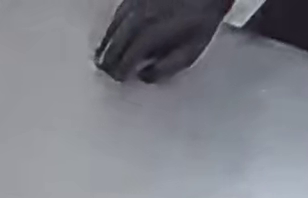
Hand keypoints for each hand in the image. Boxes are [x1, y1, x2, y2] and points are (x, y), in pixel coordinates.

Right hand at [94, 0, 233, 82]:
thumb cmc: (204, 16)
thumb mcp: (191, 52)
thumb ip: (164, 69)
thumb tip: (143, 76)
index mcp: (150, 35)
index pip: (125, 61)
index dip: (119, 73)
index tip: (118, 80)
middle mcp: (140, 17)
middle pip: (115, 44)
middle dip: (108, 61)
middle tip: (105, 72)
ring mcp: (139, 1)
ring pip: (114, 26)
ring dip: (107, 43)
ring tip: (103, 55)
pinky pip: (120, 9)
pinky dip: (114, 24)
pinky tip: (113, 32)